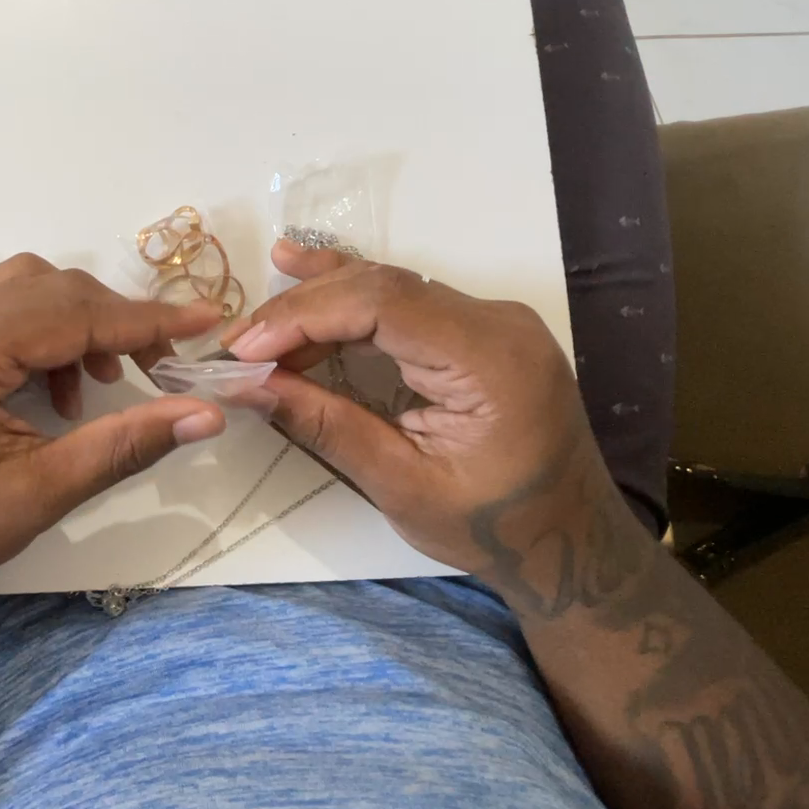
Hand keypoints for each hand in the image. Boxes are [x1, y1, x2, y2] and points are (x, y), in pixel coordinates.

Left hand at [0, 254, 227, 604]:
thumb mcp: (41, 492)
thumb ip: (124, 444)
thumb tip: (206, 414)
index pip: (71, 313)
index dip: (146, 318)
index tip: (208, 320)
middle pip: (51, 289)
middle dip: (115, 320)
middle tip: (161, 366)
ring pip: (28, 291)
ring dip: (79, 325)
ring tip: (106, 383)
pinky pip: (4, 313)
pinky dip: (46, 337)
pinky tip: (59, 396)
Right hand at [219, 240, 621, 588]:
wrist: (570, 540)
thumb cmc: (492, 528)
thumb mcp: (400, 486)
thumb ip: (324, 426)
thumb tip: (246, 386)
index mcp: (490, 360)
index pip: (383, 304)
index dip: (304, 316)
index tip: (245, 350)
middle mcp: (494, 321)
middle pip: (379, 286)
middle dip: (299, 310)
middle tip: (237, 344)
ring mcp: (487, 319)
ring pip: (385, 286)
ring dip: (314, 305)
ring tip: (253, 325)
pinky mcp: (473, 329)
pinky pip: (400, 301)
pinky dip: (346, 299)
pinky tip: (301, 268)